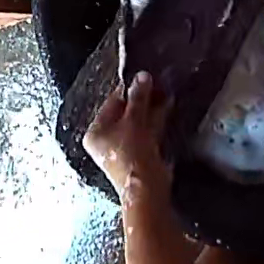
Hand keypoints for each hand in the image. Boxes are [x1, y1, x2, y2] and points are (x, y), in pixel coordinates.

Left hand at [84, 72, 172, 206]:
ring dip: (151, 108)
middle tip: (156, 84)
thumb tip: (142, 75)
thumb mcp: (134, 121)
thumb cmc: (131, 153)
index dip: (128, 90)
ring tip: (165, 91)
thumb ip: (138, 98)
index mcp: (95, 133)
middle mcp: (106, 141)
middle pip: (125, 113)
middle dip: (142, 100)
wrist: (146, 188)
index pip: (111, 104)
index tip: (144, 78)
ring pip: (138, 123)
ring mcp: (124, 149)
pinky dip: (155, 121)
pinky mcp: (140, 155)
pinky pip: (146, 132)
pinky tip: (167, 106)